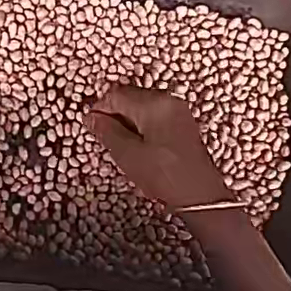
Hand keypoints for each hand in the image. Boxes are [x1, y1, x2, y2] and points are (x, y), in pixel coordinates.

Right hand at [86, 85, 231, 210]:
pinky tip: (139, 147)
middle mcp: (168, 101)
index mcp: (154, 103)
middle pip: (131, 97)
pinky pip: (156, 117)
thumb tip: (92, 117)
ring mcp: (179, 112)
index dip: (100, 109)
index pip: (117, 94)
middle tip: (104, 137)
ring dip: (128, 122)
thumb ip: (107, 132)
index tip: (91, 125)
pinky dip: (143, 127)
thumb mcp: (127, 154)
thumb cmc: (164, 175)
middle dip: (114, 115)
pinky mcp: (184, 126)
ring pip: (143, 107)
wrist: (199, 196)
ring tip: (121, 146)